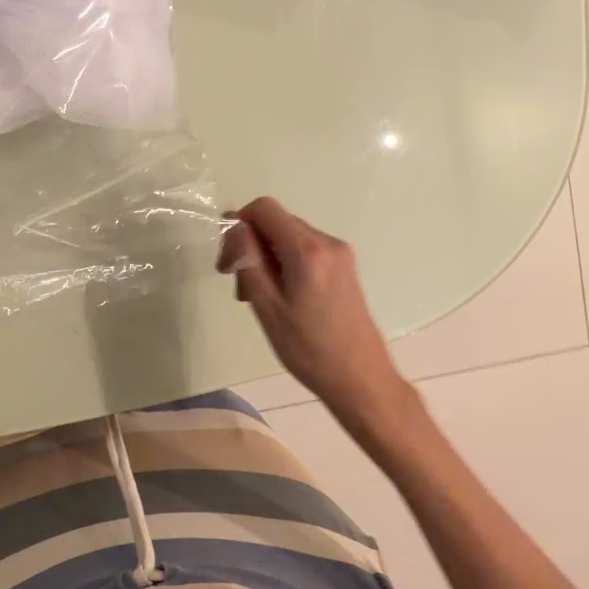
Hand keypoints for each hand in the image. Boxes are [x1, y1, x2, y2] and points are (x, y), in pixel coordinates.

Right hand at [217, 198, 402, 417]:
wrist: (361, 380)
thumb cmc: (309, 348)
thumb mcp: (267, 305)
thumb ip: (247, 260)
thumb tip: (234, 227)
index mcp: (308, 250)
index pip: (264, 208)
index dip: (238, 224)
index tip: (228, 260)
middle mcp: (328, 243)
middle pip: (275, 222)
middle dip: (249, 246)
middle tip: (239, 286)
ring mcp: (339, 255)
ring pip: (287, 237)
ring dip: (264, 258)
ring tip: (257, 297)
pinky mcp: (343, 268)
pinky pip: (303, 251)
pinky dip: (283, 264)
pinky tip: (279, 297)